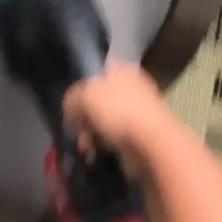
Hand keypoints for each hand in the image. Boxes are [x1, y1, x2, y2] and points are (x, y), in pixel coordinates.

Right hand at [63, 60, 181, 174]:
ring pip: (104, 120)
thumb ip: (72, 97)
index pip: (98, 68)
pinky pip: (113, 137)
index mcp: (122, 70)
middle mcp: (131, 87)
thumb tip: (70, 107)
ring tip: (84, 146)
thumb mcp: (85, 96)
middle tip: (75, 128)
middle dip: (83, 115)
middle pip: (98, 98)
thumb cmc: (118, 111)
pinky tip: (93, 153)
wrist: (151, 144)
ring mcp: (136, 111)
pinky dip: (102, 145)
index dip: (82, 82)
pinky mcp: (138, 134)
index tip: (72, 99)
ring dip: (89, 133)